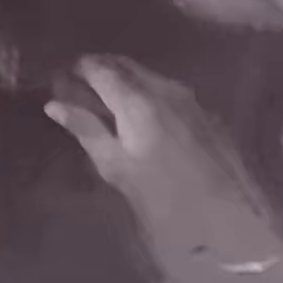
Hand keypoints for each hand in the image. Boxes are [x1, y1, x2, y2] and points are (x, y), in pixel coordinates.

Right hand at [44, 55, 262, 220]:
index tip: (58, 77)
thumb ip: (84, 128)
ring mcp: (187, 97)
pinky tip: (132, 112)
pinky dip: (140, 89)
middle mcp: (163, 88)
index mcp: (137, 100)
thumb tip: (53, 104)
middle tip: (75, 86)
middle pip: (122, 64)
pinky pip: (162, 87)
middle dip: (96, 69)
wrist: (228, 219)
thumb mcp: (114, 164)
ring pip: (144, 73)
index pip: (98, 67)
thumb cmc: (161, 194)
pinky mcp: (201, 110)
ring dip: (119, 78)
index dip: (75, 68)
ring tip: (100, 99)